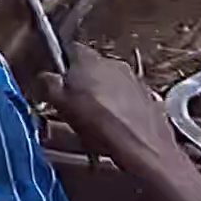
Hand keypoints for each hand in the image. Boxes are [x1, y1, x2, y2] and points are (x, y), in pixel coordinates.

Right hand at [42, 43, 187, 178]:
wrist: (146, 151)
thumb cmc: (98, 121)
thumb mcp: (58, 101)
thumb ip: (47, 83)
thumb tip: (46, 77)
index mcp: (89, 58)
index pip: (69, 48)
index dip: (61, 63)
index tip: (56, 80)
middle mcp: (115, 64)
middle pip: (92, 67)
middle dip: (83, 81)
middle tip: (73, 101)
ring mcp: (138, 83)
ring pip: (112, 84)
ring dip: (103, 95)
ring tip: (95, 118)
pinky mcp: (154, 103)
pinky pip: (129, 101)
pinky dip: (122, 110)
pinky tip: (116, 128)